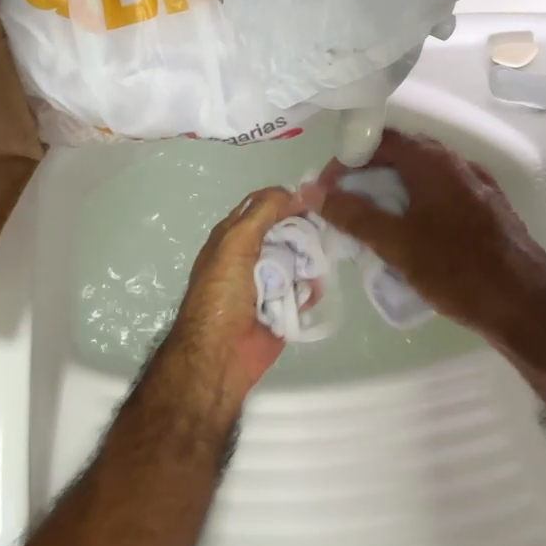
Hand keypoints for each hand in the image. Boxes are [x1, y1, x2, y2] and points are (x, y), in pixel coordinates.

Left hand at [161, 187, 305, 408]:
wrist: (220, 353)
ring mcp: (269, 281)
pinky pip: (304, 289)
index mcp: (233, 236)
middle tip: (324, 230)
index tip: (314, 198)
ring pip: (299, 258)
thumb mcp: (235, 243)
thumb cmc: (222, 294)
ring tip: (318, 264)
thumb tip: (293, 191)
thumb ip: (262, 213)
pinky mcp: (284, 306)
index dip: (286, 199)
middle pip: (286, 231)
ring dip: (310, 261)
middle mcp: (251, 255)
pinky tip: (312, 291)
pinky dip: (310, 288)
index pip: (263, 206)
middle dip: (304, 230)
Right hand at [305, 129, 545, 343]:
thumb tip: (312, 192)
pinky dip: (416, 205)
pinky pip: (442, 196)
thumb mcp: (397, 244)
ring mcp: (478, 186)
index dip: (348, 159)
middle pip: (402, 155)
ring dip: (392, 192)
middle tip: (342, 205)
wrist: (526, 307)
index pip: (381, 140)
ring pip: (423, 178)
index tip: (327, 188)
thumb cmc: (458, 270)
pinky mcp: (489, 210)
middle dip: (367, 176)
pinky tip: (408, 236)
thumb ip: (353, 215)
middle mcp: (459, 164)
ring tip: (370, 223)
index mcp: (435, 162)